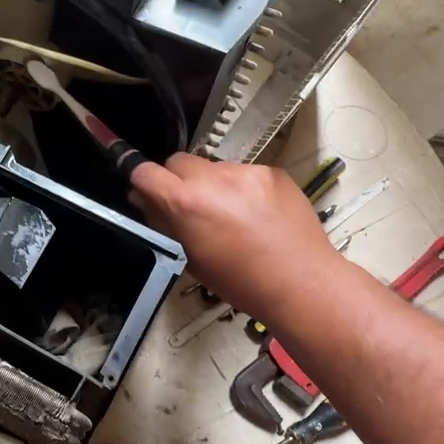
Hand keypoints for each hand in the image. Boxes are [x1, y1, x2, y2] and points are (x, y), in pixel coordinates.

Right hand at [129, 153, 339, 312]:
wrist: (302, 283)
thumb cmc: (241, 281)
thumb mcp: (190, 258)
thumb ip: (164, 223)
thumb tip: (145, 201)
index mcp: (187, 203)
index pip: (145, 171)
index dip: (141, 181)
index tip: (145, 191)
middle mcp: (214, 178)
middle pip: (178, 161)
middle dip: (176, 180)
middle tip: (189, 206)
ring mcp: (246, 172)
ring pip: (213, 167)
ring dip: (211, 184)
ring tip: (230, 214)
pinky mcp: (272, 172)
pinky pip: (244, 172)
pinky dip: (241, 188)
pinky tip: (256, 213)